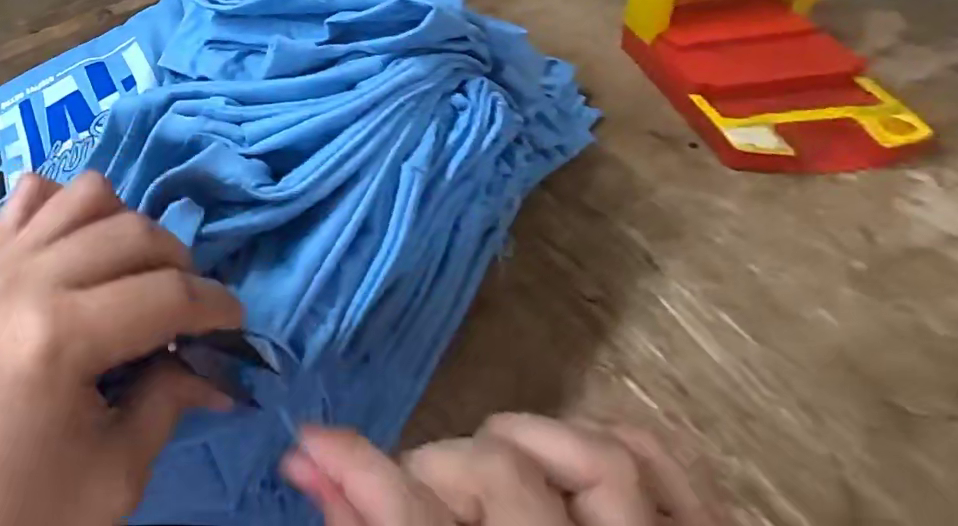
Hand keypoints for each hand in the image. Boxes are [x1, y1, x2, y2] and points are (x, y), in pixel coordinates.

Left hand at [0, 171, 243, 525]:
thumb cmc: (18, 510)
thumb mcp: (112, 475)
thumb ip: (167, 402)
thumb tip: (216, 371)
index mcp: (62, 335)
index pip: (167, 294)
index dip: (217, 308)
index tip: (238, 329)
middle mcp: (30, 277)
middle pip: (134, 232)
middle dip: (181, 266)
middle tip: (192, 314)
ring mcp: (1, 261)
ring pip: (87, 193)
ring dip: (129, 226)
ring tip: (138, 277)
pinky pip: (30, 196)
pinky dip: (67, 205)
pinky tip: (80, 246)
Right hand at [283, 414, 728, 524]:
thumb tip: (308, 466)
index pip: (417, 520)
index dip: (356, 471)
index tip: (308, 440)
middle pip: (493, 470)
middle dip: (434, 470)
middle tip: (416, 492)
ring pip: (584, 452)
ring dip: (519, 446)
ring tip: (492, 477)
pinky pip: (649, 452)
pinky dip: (597, 440)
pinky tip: (561, 465)